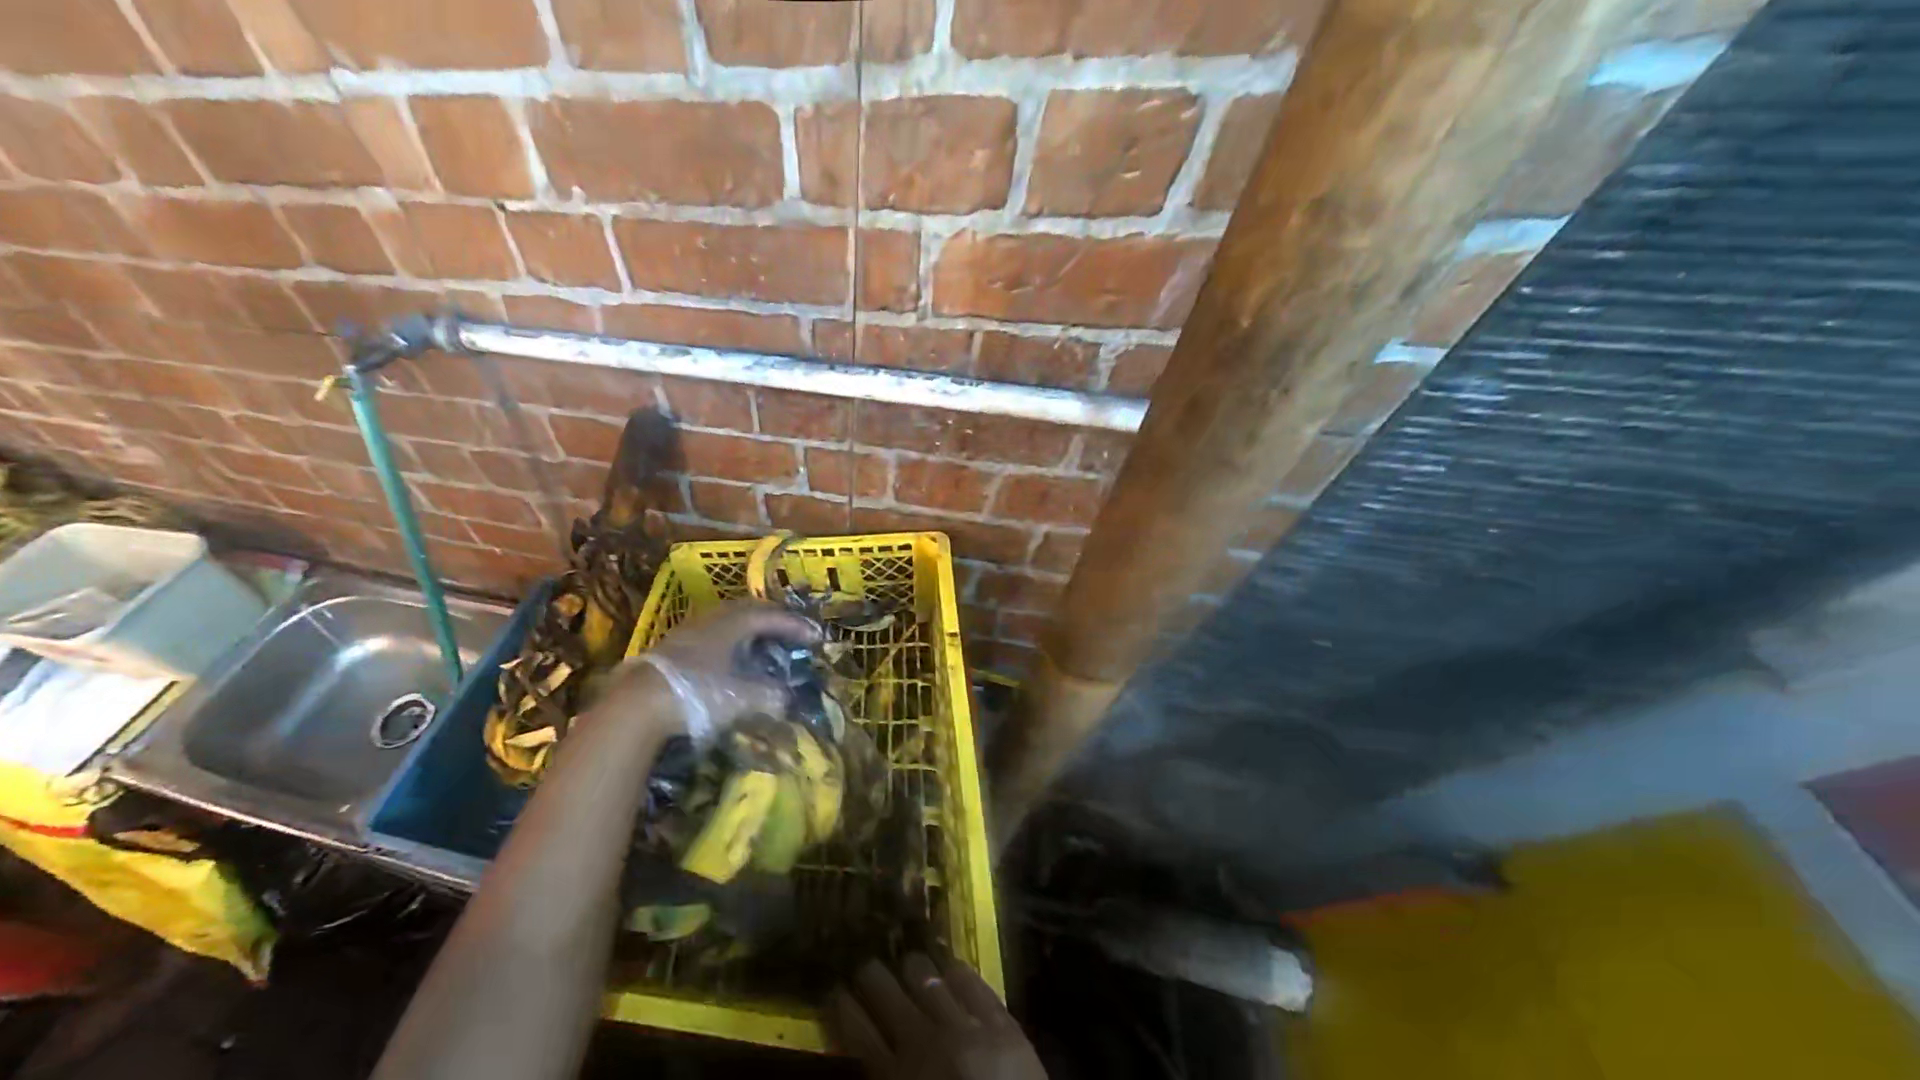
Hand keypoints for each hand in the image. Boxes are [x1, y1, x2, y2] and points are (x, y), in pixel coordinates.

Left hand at [628, 602, 820, 744]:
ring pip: (725, 621)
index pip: (769, 616)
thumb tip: (788, 699)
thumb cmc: (697, 693)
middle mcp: (710, 621)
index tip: (815, 636)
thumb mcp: (741, 698)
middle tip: (790, 630)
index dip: (794, 625)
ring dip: (747, 628)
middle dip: (771, 618)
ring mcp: (686, 633)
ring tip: (761, 642)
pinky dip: (729, 641)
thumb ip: (769, 696)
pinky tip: (729, 658)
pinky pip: (710, 635)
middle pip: (746, 610)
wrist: (636, 706)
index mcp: (731, 625)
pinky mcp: (670, 650)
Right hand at [828, 955, 1046, 1079]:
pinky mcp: (1001, 1022)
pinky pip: (971, 982)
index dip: (841, 1006)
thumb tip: (873, 1056)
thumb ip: (884, 1079)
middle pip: (884, 991)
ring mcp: (964, 1026)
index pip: (855, 1030)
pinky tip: (950, 972)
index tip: (836, 991)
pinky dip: (956, 974)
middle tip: (868, 970)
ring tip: (910, 968)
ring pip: (925, 975)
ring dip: (913, 969)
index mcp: (894, 1079)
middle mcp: (922, 1042)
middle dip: (870, 975)